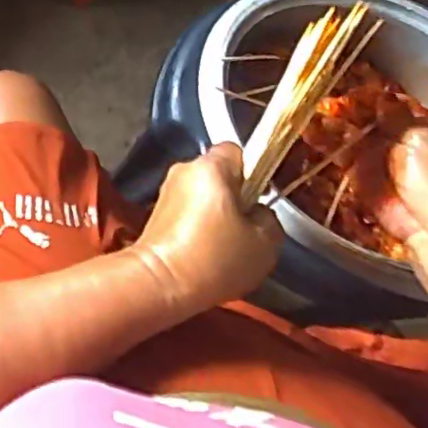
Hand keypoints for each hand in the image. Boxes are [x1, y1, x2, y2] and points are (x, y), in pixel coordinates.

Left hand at [134, 143, 281, 307]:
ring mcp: (168, 186)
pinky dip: (200, 218)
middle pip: (218, 171)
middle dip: (235, 192)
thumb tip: (257, 210)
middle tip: (249, 224)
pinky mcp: (158, 206)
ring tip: (229, 240)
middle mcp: (184, 168)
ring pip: (203, 189)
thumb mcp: (265, 243)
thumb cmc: (217, 256)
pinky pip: (189, 203)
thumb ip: (268, 217)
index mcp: (210, 167)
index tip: (261, 194)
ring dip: (217, 207)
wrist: (164, 278)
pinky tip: (209, 245)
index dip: (252, 169)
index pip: (235, 150)